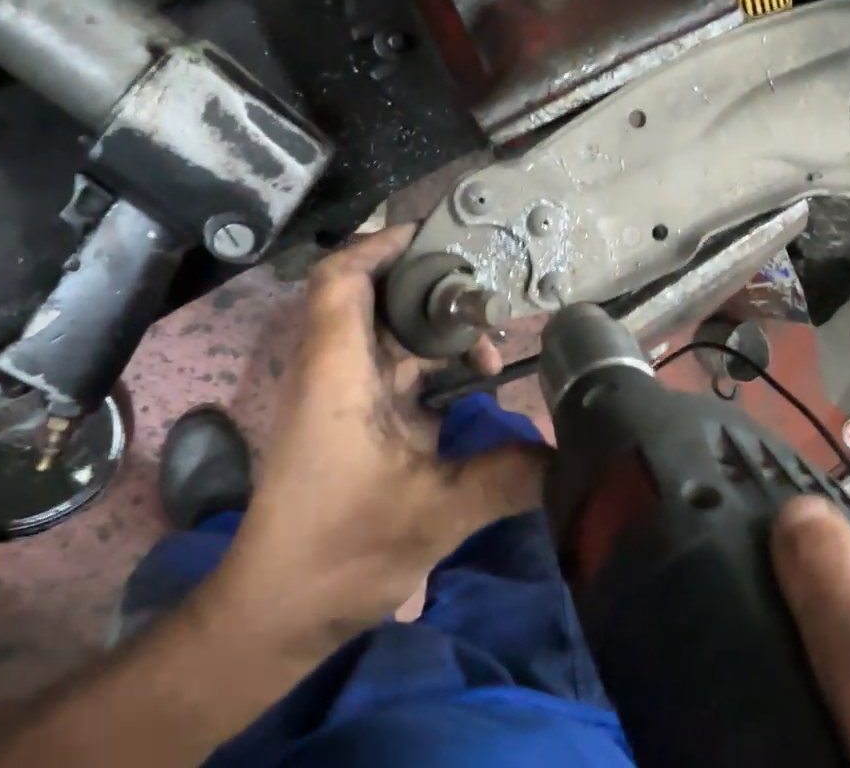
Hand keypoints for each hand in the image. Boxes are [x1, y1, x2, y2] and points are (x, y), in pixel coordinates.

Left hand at [195, 226, 547, 656]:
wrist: (277, 612)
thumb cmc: (340, 551)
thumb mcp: (435, 513)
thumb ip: (509, 475)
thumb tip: (571, 452)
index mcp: (338, 374)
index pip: (342, 280)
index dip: (380, 246)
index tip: (434, 238)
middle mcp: (336, 376)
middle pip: (375, 303)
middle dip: (431, 293)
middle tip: (488, 299)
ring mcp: (343, 403)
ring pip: (390, 343)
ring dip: (438, 338)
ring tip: (492, 349)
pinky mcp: (354, 430)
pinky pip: (397, 380)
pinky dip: (434, 374)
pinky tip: (475, 388)